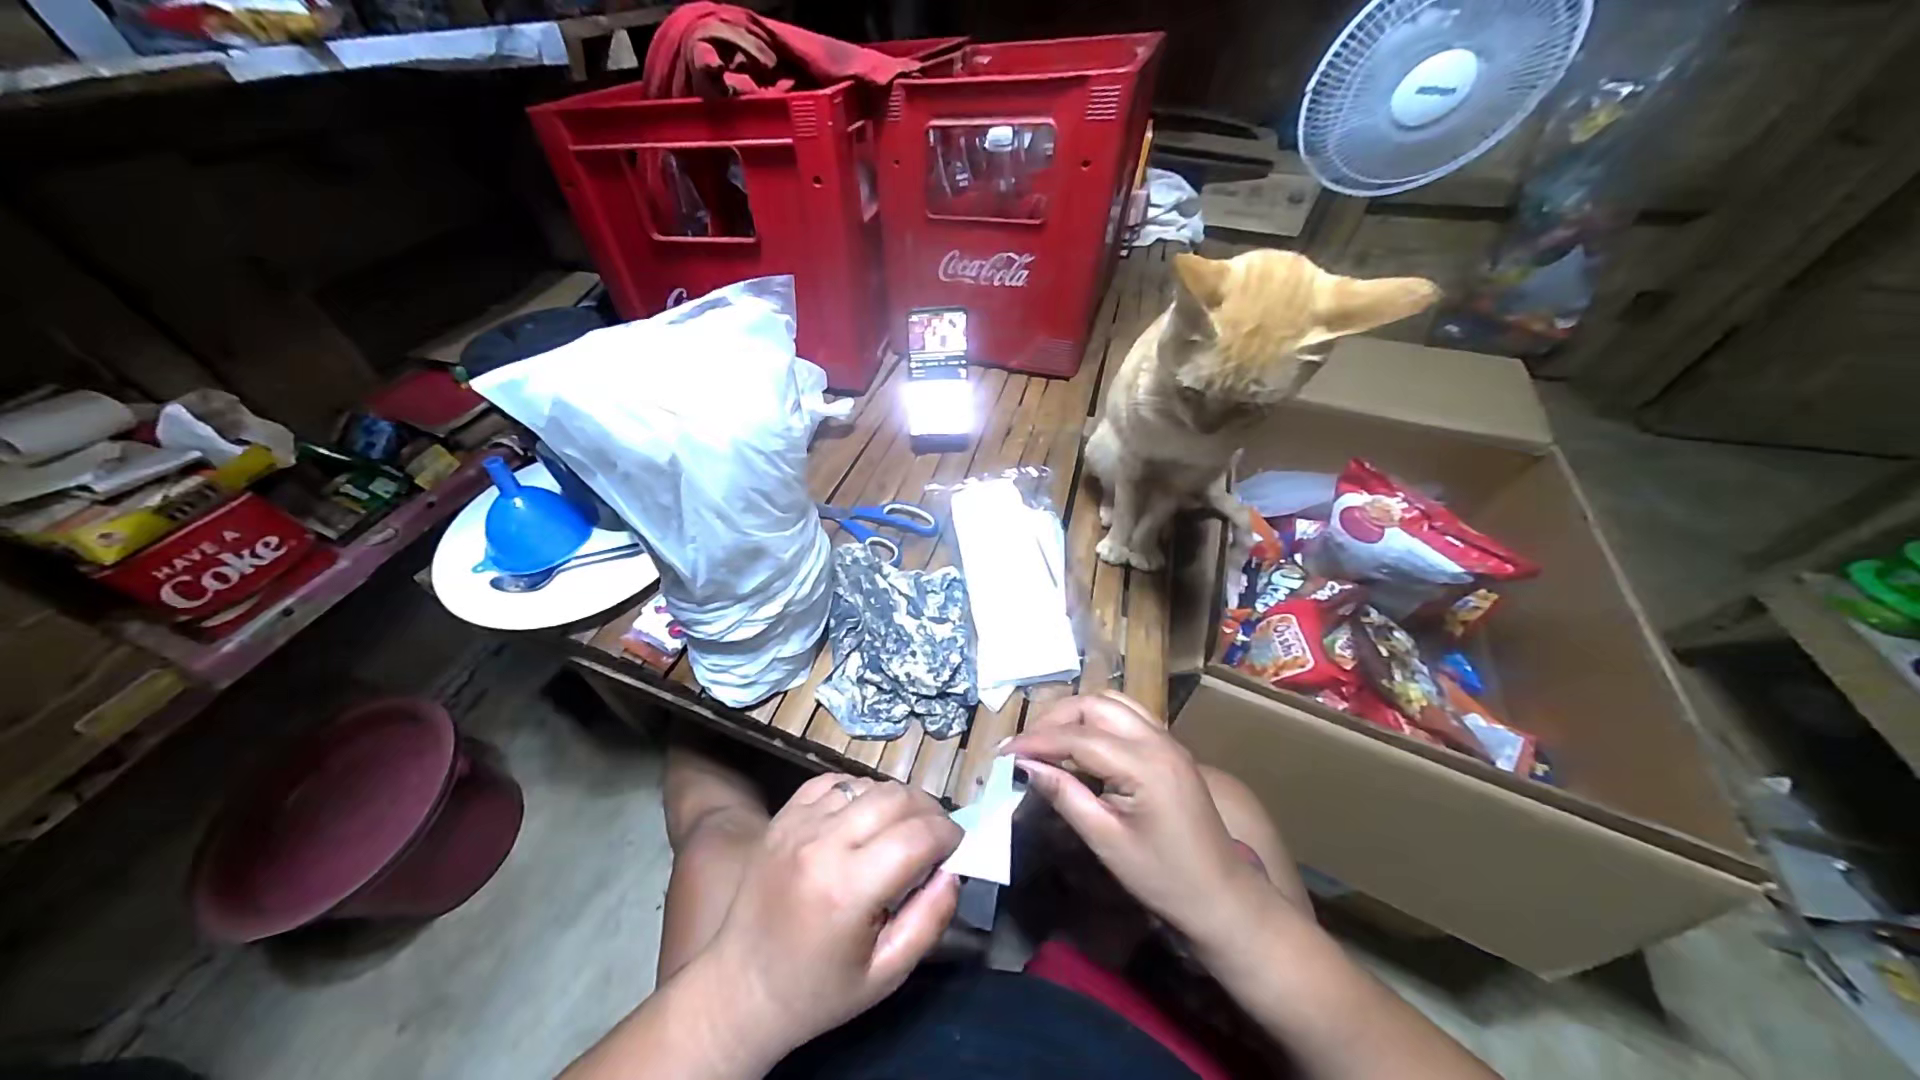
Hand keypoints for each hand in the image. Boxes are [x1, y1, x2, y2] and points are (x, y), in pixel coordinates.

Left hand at [690, 774, 961, 1061]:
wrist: (740, 986)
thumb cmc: (819, 989)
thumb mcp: (887, 973)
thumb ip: (930, 919)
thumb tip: (954, 870)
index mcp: (847, 889)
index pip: (918, 835)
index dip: (949, 835)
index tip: (958, 847)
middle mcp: (821, 844)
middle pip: (896, 798)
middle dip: (929, 810)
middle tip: (938, 835)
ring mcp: (797, 824)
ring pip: (867, 784)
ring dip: (896, 801)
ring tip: (902, 828)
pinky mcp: (782, 817)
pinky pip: (833, 782)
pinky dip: (859, 792)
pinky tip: (864, 816)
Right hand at [1004, 692, 1285, 944]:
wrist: (1222, 897)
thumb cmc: (1163, 878)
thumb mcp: (1107, 841)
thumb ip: (1065, 795)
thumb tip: (1025, 766)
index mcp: (1144, 764)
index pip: (1077, 737)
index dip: (1036, 741)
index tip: (1003, 754)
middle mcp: (1157, 739)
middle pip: (1094, 705)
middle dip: (1053, 720)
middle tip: (1023, 748)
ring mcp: (1167, 740)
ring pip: (1111, 703)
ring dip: (1075, 714)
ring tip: (1046, 741)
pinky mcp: (1170, 747)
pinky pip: (1127, 714)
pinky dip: (1097, 719)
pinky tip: (1081, 742)